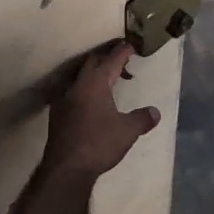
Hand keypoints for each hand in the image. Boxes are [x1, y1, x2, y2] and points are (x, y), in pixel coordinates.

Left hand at [42, 41, 160, 180]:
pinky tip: (91, 103)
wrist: (66, 167)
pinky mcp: (57, 113)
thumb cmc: (99, 144)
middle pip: (92, 63)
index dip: (122, 52)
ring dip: (95, 75)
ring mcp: (64, 98)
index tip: (131, 45)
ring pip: (80, 77)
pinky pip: (73, 91)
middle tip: (122, 63)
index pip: (111, 60)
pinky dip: (85, 89)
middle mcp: (77, 85)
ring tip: (109, 83)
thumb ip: (142, 118)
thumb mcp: (127, 131)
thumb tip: (155, 112)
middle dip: (107, 59)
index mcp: (95, 83)